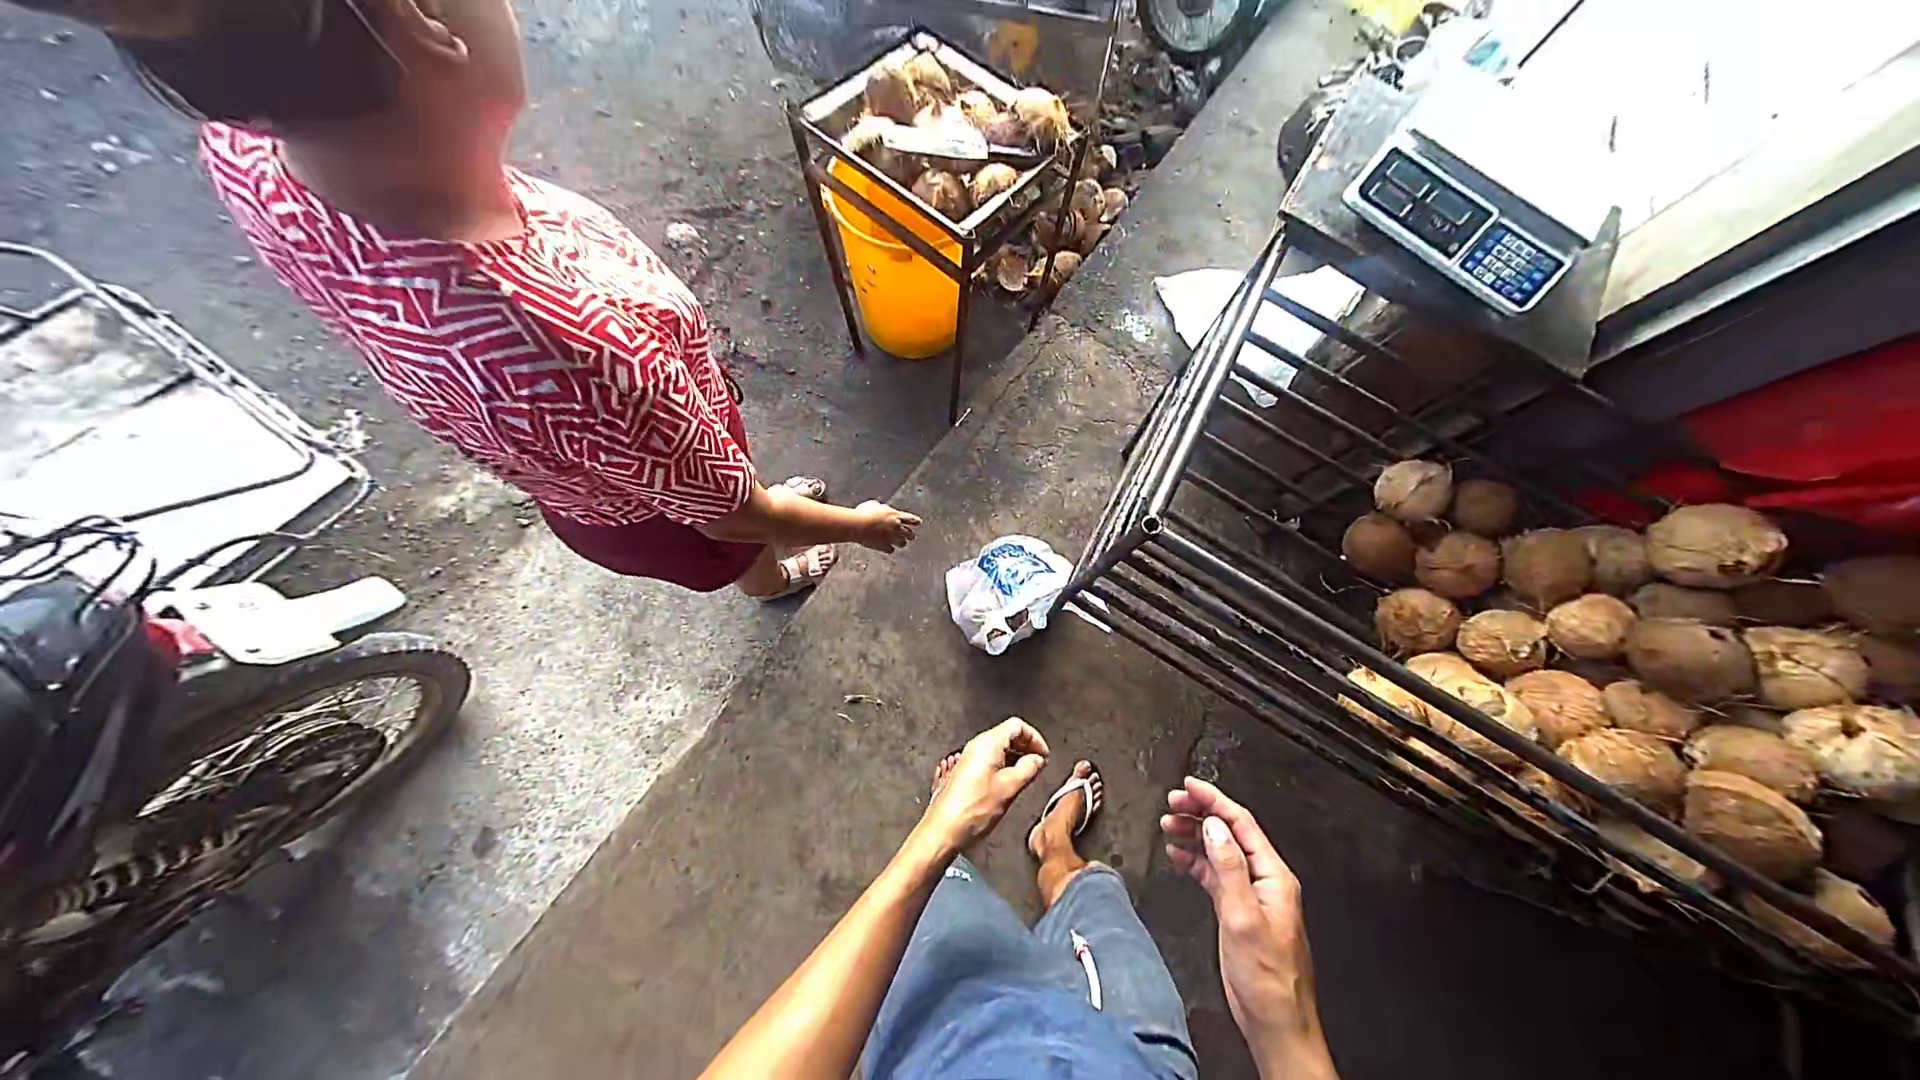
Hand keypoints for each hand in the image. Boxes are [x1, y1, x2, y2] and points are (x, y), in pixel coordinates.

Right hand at [853, 501, 920, 552]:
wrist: (858, 525)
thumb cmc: (864, 513)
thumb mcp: (874, 505)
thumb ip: (882, 508)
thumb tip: (881, 509)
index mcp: (896, 516)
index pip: (912, 519)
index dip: (916, 521)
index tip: (918, 523)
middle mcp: (897, 528)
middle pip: (910, 534)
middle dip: (910, 534)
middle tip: (909, 535)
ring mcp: (891, 539)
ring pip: (903, 543)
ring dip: (901, 542)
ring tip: (898, 541)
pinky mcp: (884, 547)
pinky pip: (891, 550)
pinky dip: (889, 548)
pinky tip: (887, 547)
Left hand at [917, 718, 1049, 853]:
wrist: (944, 828)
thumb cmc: (975, 809)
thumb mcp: (1009, 788)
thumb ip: (1028, 769)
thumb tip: (1038, 759)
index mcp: (988, 743)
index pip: (1017, 725)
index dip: (1035, 738)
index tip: (1044, 755)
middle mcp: (976, 745)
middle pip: (1007, 733)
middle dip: (1026, 746)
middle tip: (1038, 764)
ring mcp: (968, 757)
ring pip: (998, 747)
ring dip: (1015, 756)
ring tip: (1027, 774)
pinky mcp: (965, 770)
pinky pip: (989, 758)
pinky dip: (1003, 764)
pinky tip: (1008, 781)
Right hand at [1162, 778, 1334, 1079]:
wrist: (1275, 1024)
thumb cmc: (1269, 981)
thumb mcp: (1244, 917)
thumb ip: (1229, 868)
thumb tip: (1215, 827)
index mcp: (1272, 876)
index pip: (1241, 823)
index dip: (1214, 800)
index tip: (1190, 786)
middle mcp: (1263, 880)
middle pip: (1228, 832)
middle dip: (1200, 813)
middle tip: (1172, 802)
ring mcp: (1250, 894)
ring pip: (1218, 850)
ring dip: (1194, 834)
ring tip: (1168, 824)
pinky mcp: (1237, 908)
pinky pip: (1213, 872)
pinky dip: (1194, 860)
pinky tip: (1178, 855)